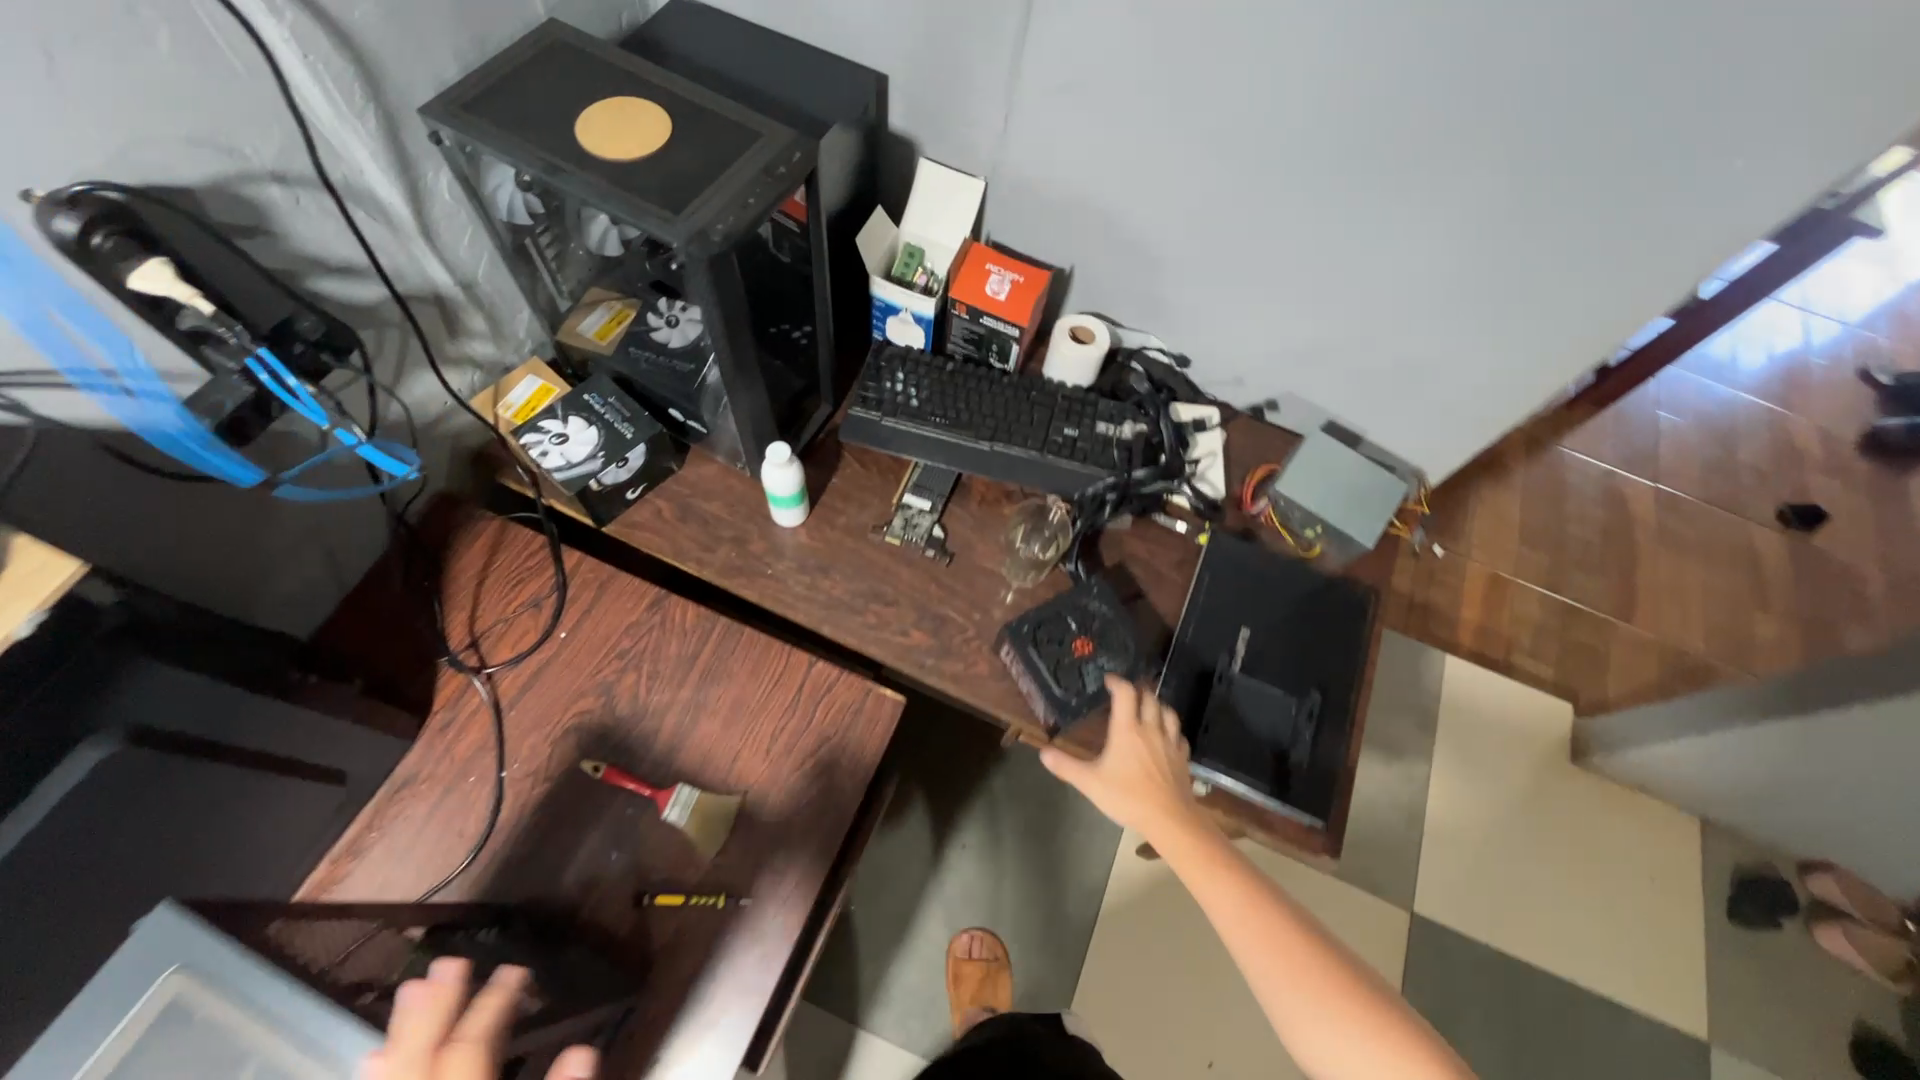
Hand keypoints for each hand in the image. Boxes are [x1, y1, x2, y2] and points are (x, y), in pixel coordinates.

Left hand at [364, 957, 597, 1079]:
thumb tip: (585, 1050)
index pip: (473, 1047)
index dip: (495, 1005)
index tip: (514, 968)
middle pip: (423, 1056)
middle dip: (438, 1007)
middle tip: (448, 961)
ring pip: (396, 1073)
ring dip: (402, 1031)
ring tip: (410, 988)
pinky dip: (378, 1072)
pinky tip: (374, 1055)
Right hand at [1041, 675, 1209, 842]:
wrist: (1168, 819)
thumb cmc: (1127, 797)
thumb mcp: (1090, 783)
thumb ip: (1066, 766)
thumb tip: (1043, 752)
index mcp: (1127, 729)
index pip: (1125, 693)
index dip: (1117, 682)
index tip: (1109, 680)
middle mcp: (1151, 729)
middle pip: (1149, 698)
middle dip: (1138, 691)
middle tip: (1128, 693)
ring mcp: (1170, 743)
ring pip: (1168, 713)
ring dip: (1158, 705)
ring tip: (1148, 708)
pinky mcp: (1182, 758)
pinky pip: (1179, 735)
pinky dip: (1172, 730)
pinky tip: (1167, 737)